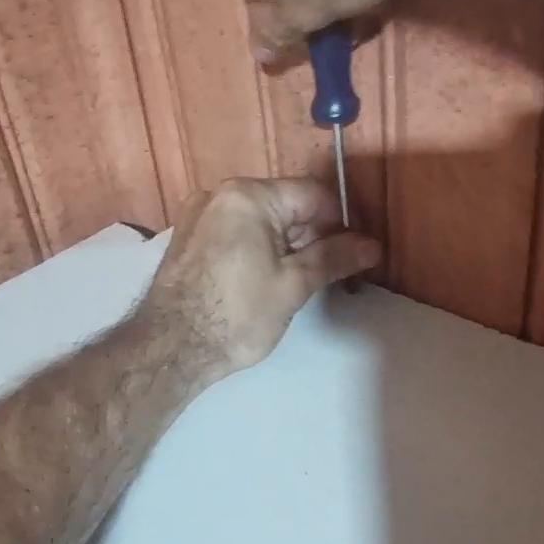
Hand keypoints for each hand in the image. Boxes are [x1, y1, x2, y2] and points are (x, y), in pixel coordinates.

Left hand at [143, 178, 380, 376]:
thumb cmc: (236, 315)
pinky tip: (267, 280)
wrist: (172, 349)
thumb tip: (372, 245)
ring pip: (260, 220)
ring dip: (287, 244)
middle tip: (333, 273)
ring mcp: (199, 216)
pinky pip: (236, 233)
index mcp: (247, 195)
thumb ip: (333, 258)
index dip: (343, 223)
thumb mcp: (293, 285)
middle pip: (285, 204)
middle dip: (314, 235)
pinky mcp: (188, 239)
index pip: (313, 195)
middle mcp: (219, 194)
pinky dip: (258, 249)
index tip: (359, 253)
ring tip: (302, 281)